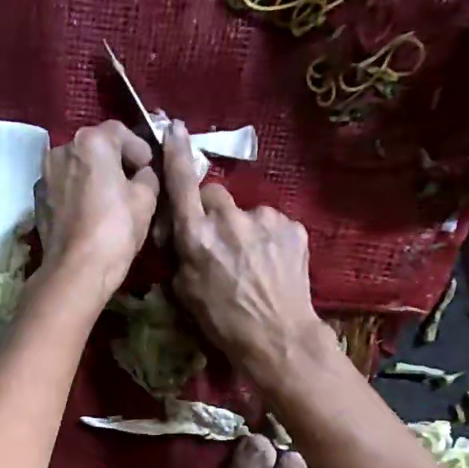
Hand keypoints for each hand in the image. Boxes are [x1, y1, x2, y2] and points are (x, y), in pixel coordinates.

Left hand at [35, 121, 157, 304]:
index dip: (139, 147)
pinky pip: (65, 186)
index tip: (149, 168)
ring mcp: (45, 172)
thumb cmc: (117, 228)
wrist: (77, 268)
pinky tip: (91, 214)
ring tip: (111, 200)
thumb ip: (148, 177)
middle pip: (95, 147)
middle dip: (115, 161)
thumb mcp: (147, 200)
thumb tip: (143, 174)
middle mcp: (63, 148)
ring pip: (78, 166)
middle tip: (133, 184)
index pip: (120, 131)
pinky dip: (79, 192)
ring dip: (95, 176)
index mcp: (92, 142)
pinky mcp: (38, 197)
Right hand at [163, 120, 330, 383]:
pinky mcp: (292, 227)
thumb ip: (181, 252)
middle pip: (215, 196)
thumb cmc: (225, 322)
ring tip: (255, 263)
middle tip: (223, 243)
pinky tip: (274, 265)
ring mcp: (265, 220)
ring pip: (247, 213)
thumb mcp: (186, 291)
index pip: (182, 183)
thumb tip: (180, 230)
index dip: (177, 154)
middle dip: (214, 213)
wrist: (279, 338)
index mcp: (197, 235)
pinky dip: (271, 239)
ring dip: (246, 229)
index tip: (176, 130)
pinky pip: (273, 225)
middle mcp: (229, 219)